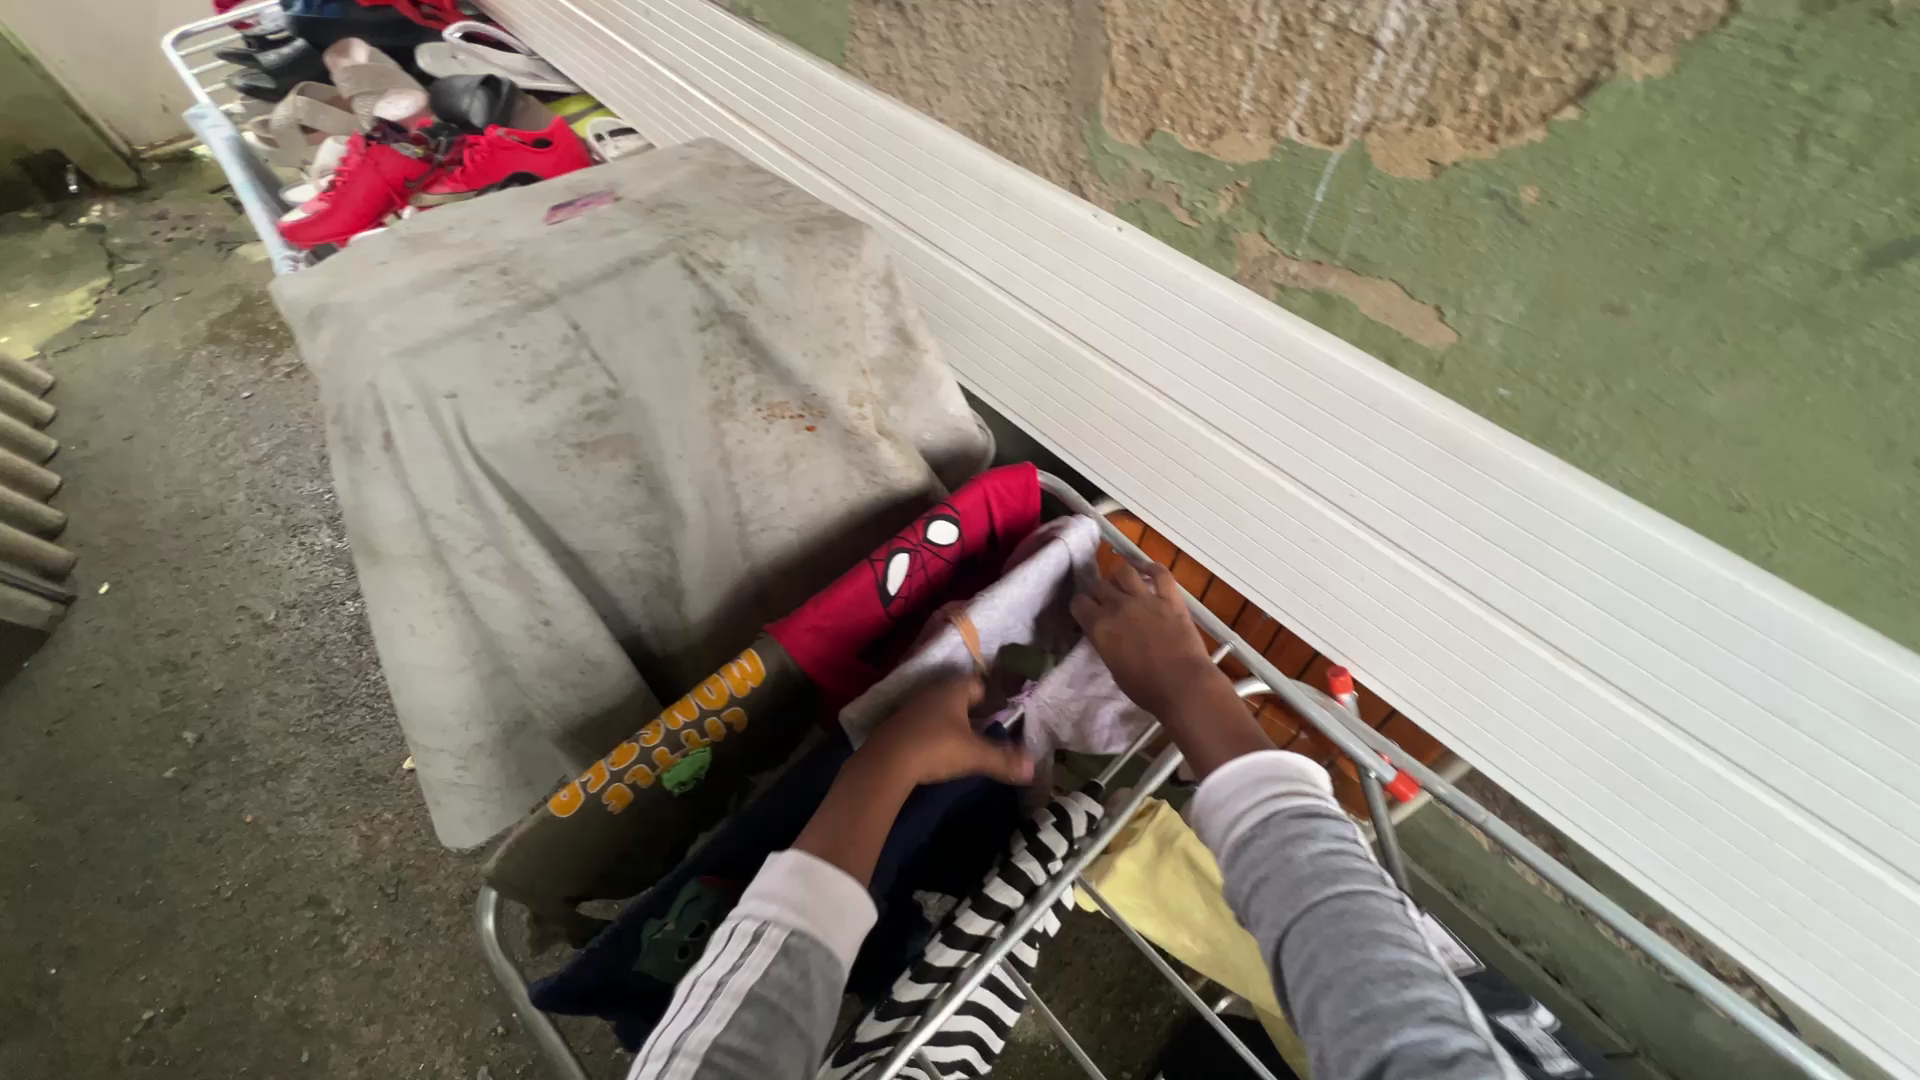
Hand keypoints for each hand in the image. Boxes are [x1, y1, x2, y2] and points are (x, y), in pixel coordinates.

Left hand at [853, 674, 1034, 791]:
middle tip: (985, 727)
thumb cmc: (935, 748)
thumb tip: (1032, 767)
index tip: (999, 710)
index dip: (989, 695)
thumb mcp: (974, 755)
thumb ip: (1003, 759)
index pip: (976, 683)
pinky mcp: (895, 727)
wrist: (885, 762)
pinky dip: (931, 734)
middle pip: (956, 696)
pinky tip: (935, 751)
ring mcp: (910, 709)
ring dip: (949, 722)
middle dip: (970, 710)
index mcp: (952, 691)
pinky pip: (921, 725)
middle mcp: (931, 693)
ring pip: (937, 710)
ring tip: (962, 741)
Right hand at [1071, 560, 1223, 716]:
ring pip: (1124, 571)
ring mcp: (1145, 599)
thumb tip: (1106, 634)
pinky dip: (1152, 567)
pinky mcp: (1170, 598)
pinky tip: (1146, 569)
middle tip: (1106, 602)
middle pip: (1100, 585)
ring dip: (1119, 576)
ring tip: (1123, 583)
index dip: (1081, 607)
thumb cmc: (1145, 688)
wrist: (1183, 685)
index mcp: (1100, 626)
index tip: (1086, 613)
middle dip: (1099, 592)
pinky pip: (1160, 573)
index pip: (1078, 602)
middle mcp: (1118, 606)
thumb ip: (1105, 643)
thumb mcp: (1112, 667)